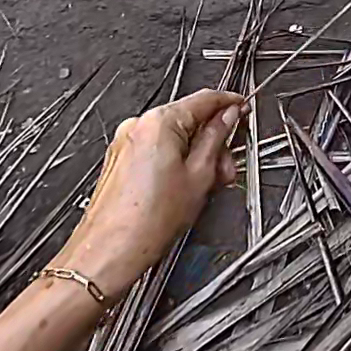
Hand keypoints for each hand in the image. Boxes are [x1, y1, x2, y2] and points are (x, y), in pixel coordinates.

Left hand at [53, 89, 244, 301]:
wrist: (108, 252)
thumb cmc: (147, 220)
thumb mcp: (200, 175)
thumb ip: (217, 138)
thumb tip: (228, 117)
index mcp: (160, 122)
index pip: (205, 98)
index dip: (230, 103)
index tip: (243, 107)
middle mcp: (139, 125)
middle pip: (190, 119)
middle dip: (214, 141)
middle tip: (227, 166)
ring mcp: (126, 142)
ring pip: (174, 136)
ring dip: (197, 154)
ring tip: (207, 183)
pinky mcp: (121, 159)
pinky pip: (157, 148)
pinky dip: (177, 160)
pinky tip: (186, 185)